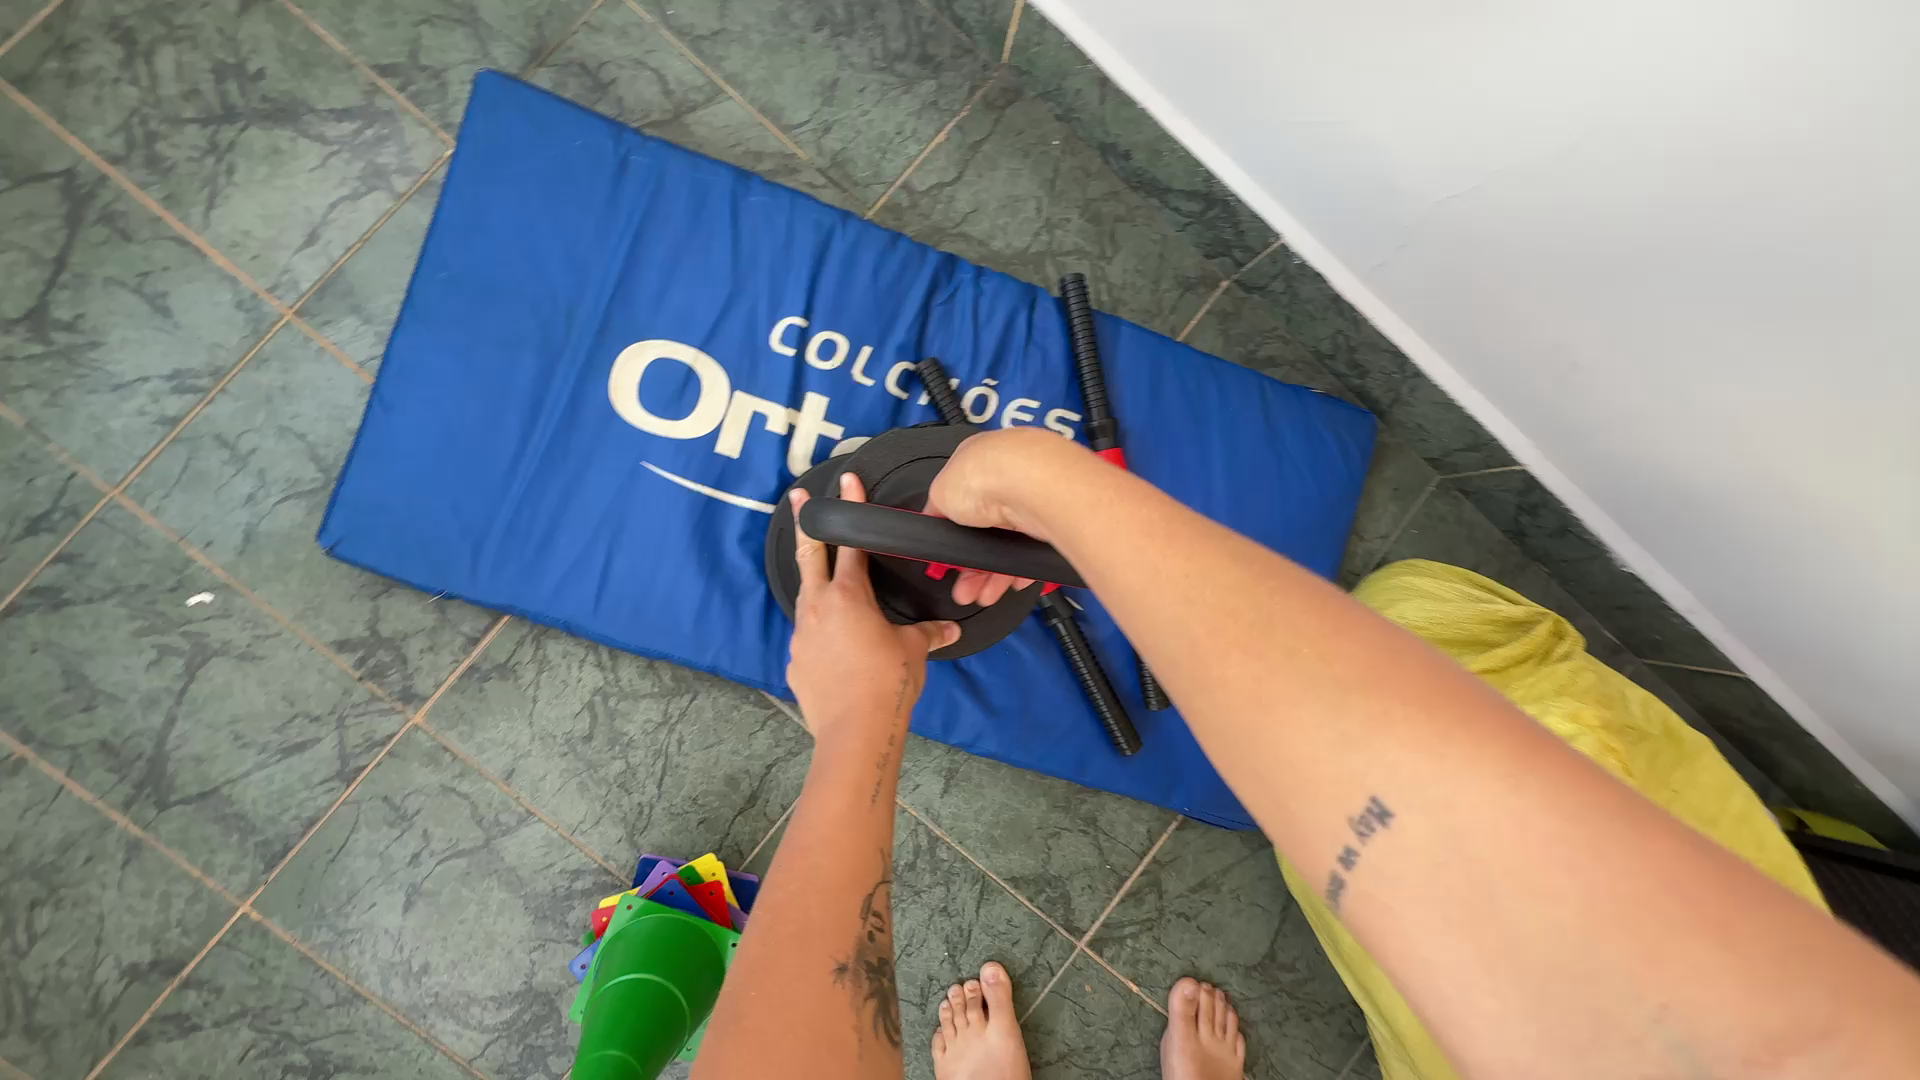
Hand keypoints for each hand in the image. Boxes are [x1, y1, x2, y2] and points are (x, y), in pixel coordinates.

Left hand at [786, 471, 960, 750]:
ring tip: (832, 592)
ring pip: (808, 598)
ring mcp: (800, 635)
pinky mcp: (794, 661)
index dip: (851, 508)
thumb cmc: (888, 682)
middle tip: (796, 497)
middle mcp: (818, 607)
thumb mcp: (914, 651)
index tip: (847, 480)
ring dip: (817, 586)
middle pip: (810, 555)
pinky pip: (807, 636)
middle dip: (805, 522)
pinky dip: (819, 631)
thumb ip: (930, 633)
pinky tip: (835, 649)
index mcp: (849, 596)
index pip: (851, 542)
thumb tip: (951, 628)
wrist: (855, 731)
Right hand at [926, 428, 1093, 605]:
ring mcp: (1030, 500)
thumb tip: (933, 518)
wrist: (1029, 483)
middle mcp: (1007, 480)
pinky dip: (1020, 571)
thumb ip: (935, 507)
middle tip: (964, 585)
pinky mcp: (1050, 521)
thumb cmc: (988, 472)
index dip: (953, 535)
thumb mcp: (938, 490)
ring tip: (981, 593)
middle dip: (972, 565)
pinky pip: (1031, 554)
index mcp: (978, 463)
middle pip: (985, 532)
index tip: (948, 558)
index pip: (962, 505)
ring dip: (993, 574)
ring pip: (1009, 547)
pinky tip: (1009, 582)